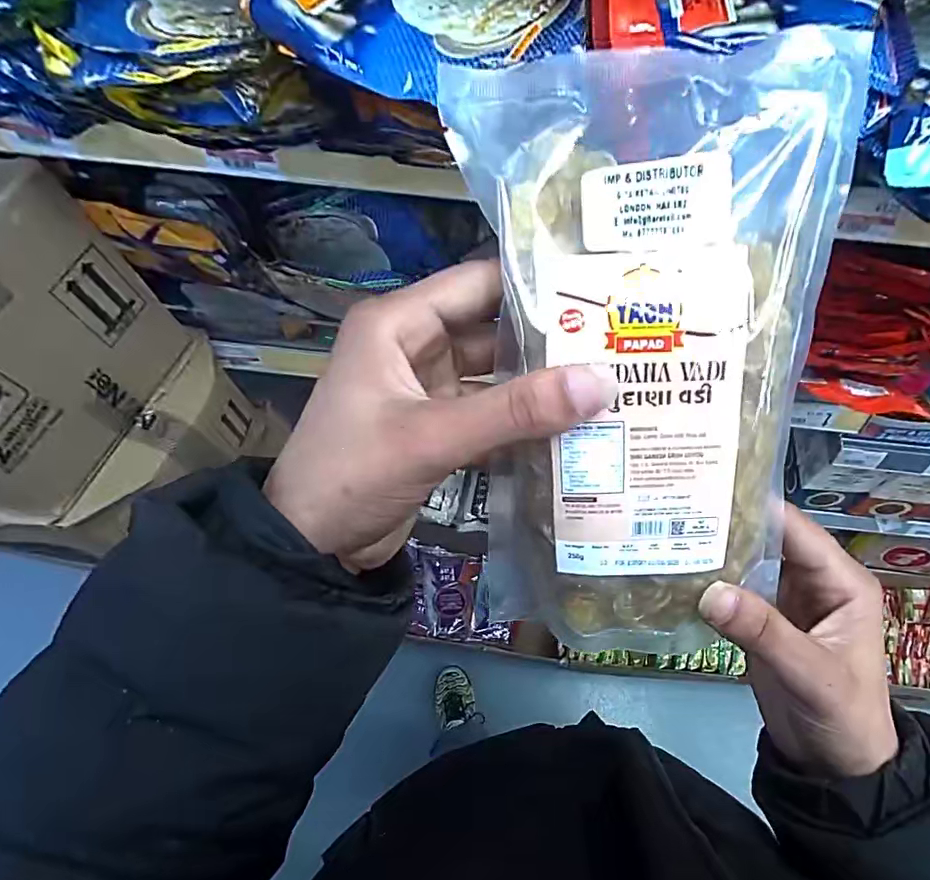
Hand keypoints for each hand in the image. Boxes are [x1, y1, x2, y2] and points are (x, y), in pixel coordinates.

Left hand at [264, 260, 617, 572]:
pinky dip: (521, 425)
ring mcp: (426, 393)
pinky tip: (569, 432)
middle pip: (493, 333)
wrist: (312, 545)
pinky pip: (488, 417)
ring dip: (539, 389)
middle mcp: (414, 348)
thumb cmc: (354, 474)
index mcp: (399, 324)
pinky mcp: (436, 432)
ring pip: (494, 379)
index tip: (599, 292)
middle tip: (617, 346)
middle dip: (549, 343)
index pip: (478, 285)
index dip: (536, 286)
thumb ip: (514, 411)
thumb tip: (602, 382)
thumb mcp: (433, 437)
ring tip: (606, 388)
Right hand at [698, 504, 896, 776]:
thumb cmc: (842, 715)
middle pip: (767, 542)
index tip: (710, 486)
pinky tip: (676, 573)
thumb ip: (763, 631)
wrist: (835, 766)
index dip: (757, 506)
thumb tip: (708, 590)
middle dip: (727, 525)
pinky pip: (733, 595)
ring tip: (666, 530)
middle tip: (674, 504)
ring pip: (746, 566)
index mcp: (841, 582)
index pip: (796, 531)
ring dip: (714, 553)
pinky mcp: (762, 624)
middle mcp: (813, 583)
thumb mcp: (809, 672)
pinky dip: (709, 585)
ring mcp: (784, 603)